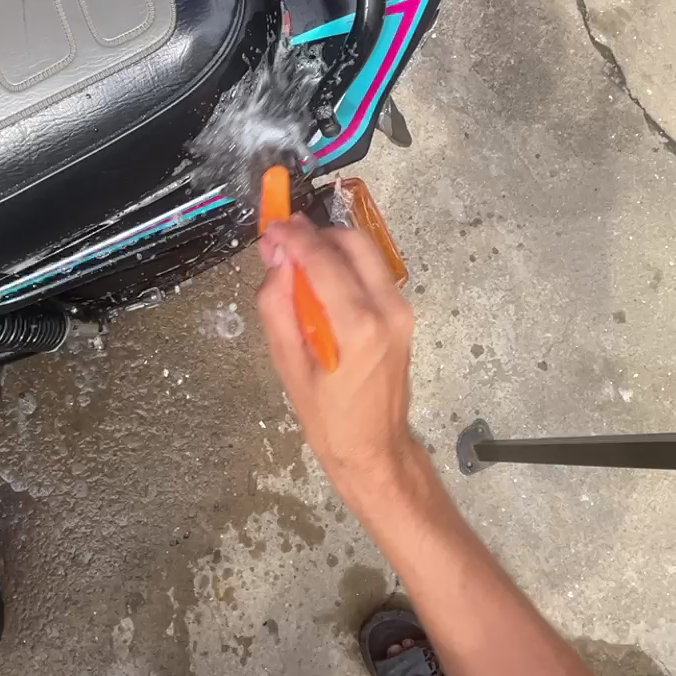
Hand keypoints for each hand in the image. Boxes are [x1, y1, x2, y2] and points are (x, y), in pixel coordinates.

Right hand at [256, 216, 419, 499]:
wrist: (377, 449)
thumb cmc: (329, 419)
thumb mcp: (288, 366)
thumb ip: (278, 307)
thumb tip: (276, 259)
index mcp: (358, 326)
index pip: (323, 260)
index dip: (294, 236)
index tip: (271, 225)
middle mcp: (388, 309)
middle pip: (353, 241)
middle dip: (316, 233)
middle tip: (283, 241)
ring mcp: (402, 310)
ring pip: (366, 251)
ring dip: (331, 246)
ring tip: (297, 261)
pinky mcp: (404, 314)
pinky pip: (373, 271)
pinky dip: (345, 264)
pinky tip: (320, 281)